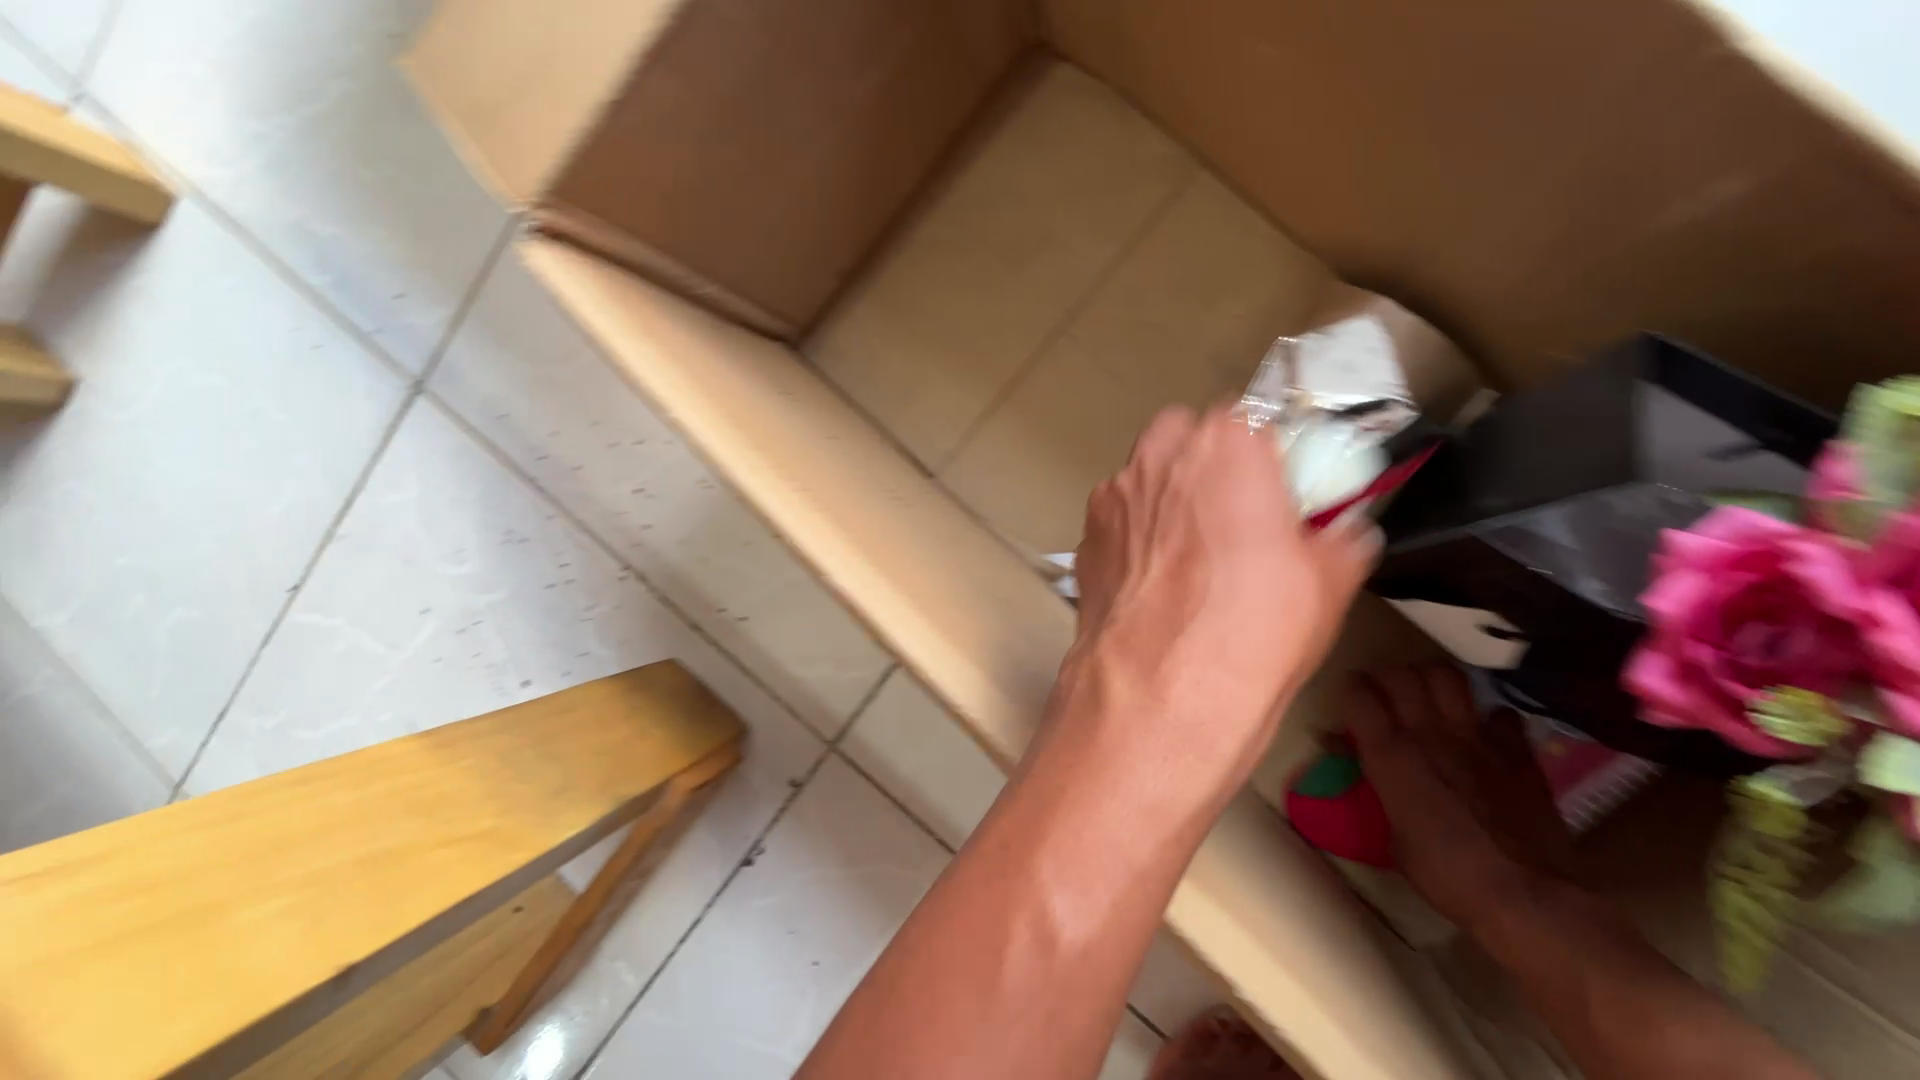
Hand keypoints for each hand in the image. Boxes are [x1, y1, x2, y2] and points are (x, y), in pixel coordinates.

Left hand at [1060, 404, 1379, 794]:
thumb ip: (1337, 537)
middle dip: (1209, 464)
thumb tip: (1342, 532)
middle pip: (1187, 437)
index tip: (1276, 494)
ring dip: (1168, 498)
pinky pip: (1119, 521)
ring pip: (1146, 477)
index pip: (1251, 422)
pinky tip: (1155, 583)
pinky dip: (1136, 536)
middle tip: (1234, 517)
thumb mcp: (1328, 582)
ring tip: (1191, 558)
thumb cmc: (1255, 627)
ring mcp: (1113, 497)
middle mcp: (1160, 456)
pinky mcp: (1084, 539)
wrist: (1161, 691)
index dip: (1265, 457)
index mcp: (1228, 444)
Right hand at [1346, 667, 1573, 930]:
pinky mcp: (1517, 750)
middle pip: (1400, 674)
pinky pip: (1499, 713)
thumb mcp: (1393, 836)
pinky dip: (1488, 718)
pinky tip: (1484, 734)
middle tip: (1386, 697)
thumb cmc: (1446, 874)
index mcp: (1390, 754)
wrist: (1527, 895)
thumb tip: (1370, 769)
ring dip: (1432, 682)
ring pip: (1446, 676)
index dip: (1351, 692)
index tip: (1350, 704)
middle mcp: (1428, 733)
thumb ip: (1380, 791)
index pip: (1358, 694)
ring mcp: (1476, 737)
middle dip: (1387, 679)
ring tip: (1429, 700)